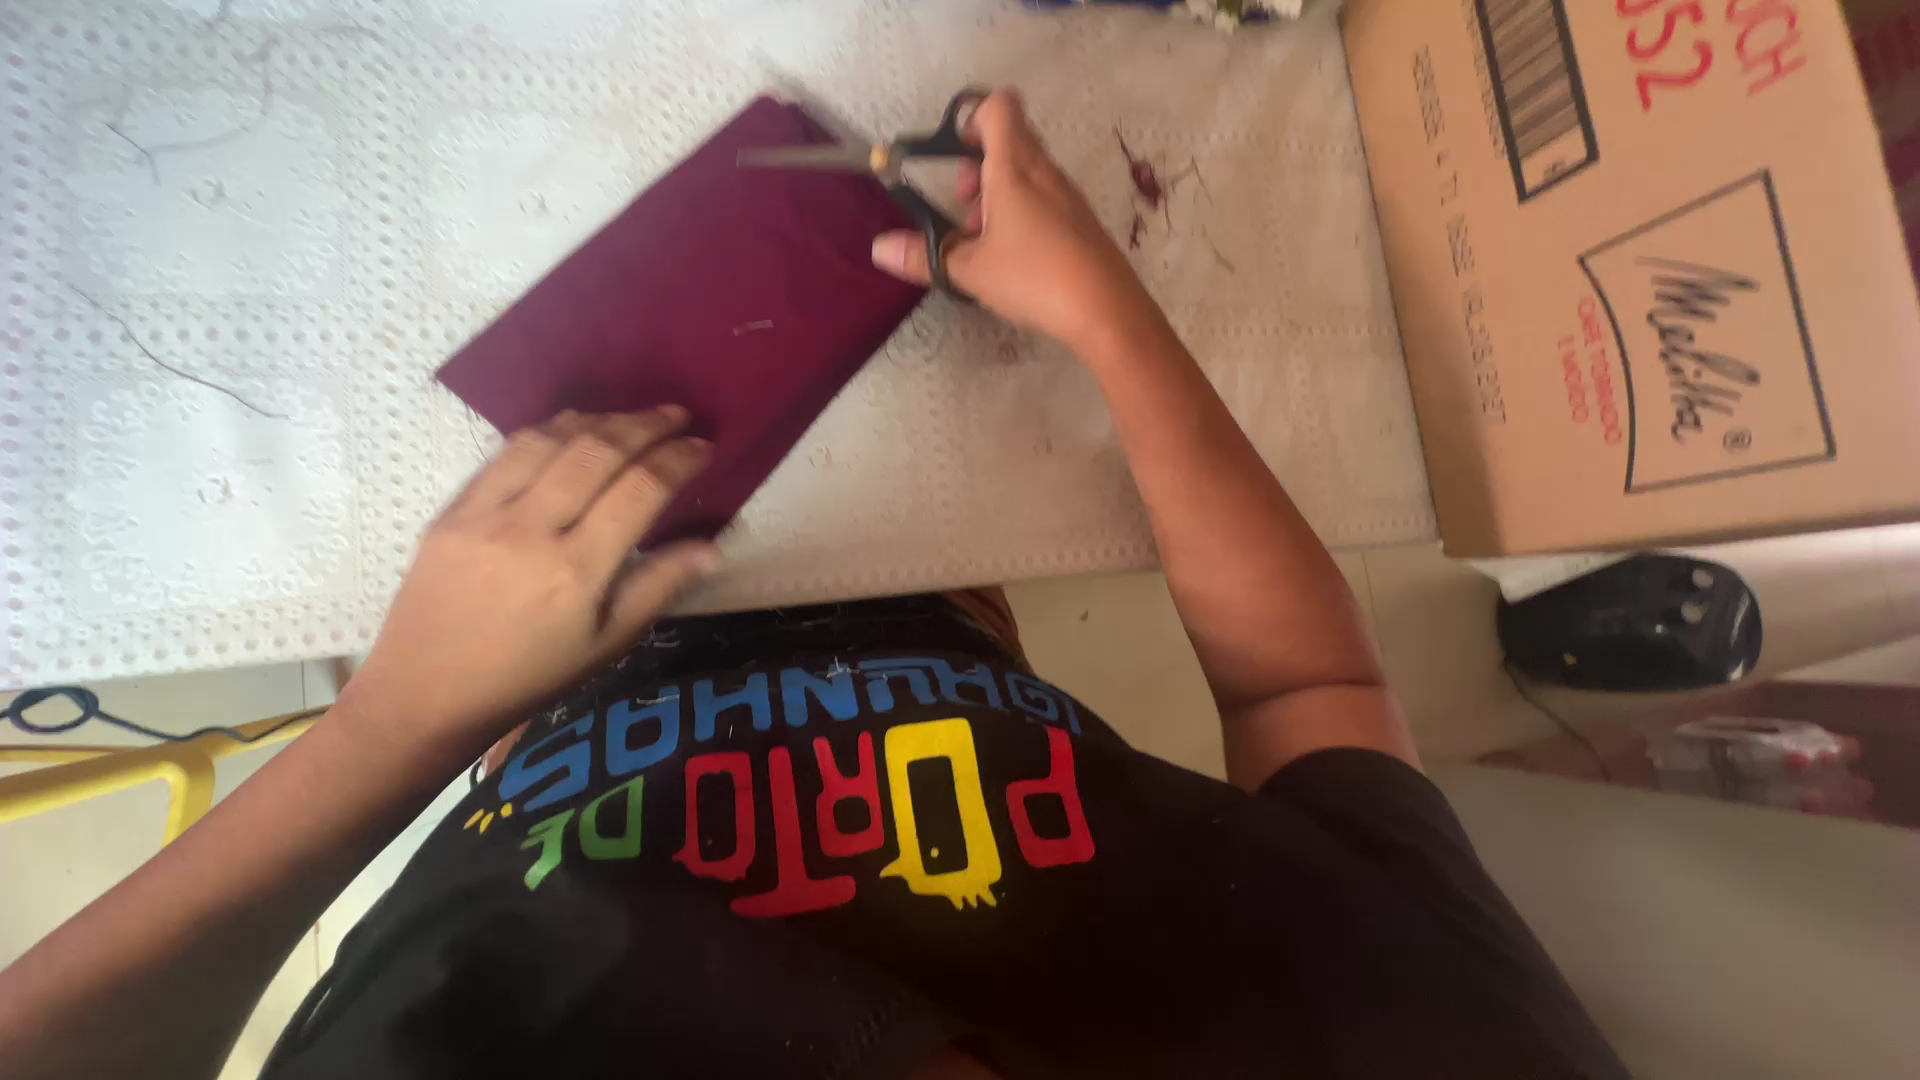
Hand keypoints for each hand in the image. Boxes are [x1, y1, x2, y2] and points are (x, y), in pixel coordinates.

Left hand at [344, 409, 718, 746]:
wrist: (426, 694)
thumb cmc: (532, 676)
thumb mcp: (610, 642)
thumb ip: (660, 586)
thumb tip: (712, 547)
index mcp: (578, 570)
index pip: (641, 490)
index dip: (679, 459)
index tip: (704, 445)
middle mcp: (532, 531)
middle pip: (599, 453)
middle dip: (646, 425)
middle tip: (678, 415)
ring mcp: (485, 515)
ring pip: (551, 441)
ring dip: (600, 419)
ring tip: (633, 416)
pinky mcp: (452, 510)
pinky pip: (506, 453)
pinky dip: (549, 429)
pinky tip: (574, 424)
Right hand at [869, 89, 1163, 356]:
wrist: (1106, 310)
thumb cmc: (1034, 278)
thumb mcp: (970, 270)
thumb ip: (924, 256)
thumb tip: (880, 249)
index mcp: (1014, 168)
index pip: (998, 108)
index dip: (973, 118)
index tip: (955, 153)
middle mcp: (1045, 172)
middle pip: (1011, 141)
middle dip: (979, 167)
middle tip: (962, 206)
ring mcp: (1068, 197)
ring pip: (1027, 175)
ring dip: (999, 196)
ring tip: (983, 240)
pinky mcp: (1082, 223)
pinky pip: (1045, 201)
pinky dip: (1023, 215)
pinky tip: (1015, 258)